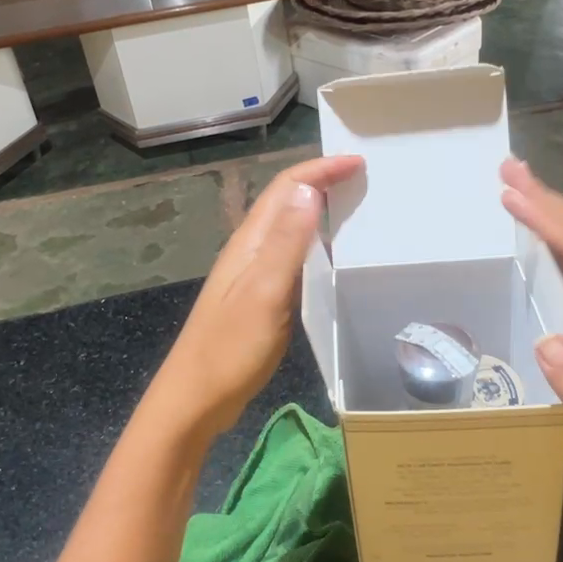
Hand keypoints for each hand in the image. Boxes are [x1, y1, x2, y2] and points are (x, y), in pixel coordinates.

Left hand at [147, 154, 364, 443]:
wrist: (197, 399)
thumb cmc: (231, 347)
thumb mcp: (265, 292)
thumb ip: (286, 242)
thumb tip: (309, 188)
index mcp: (250, 242)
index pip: (286, 187)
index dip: (321, 169)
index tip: (359, 162)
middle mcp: (251, 251)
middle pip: (287, 202)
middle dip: (323, 183)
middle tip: (365, 181)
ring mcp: (254, 275)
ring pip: (291, 230)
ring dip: (321, 213)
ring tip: (360, 212)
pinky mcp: (261, 299)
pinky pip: (293, 259)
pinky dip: (317, 247)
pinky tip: (336, 262)